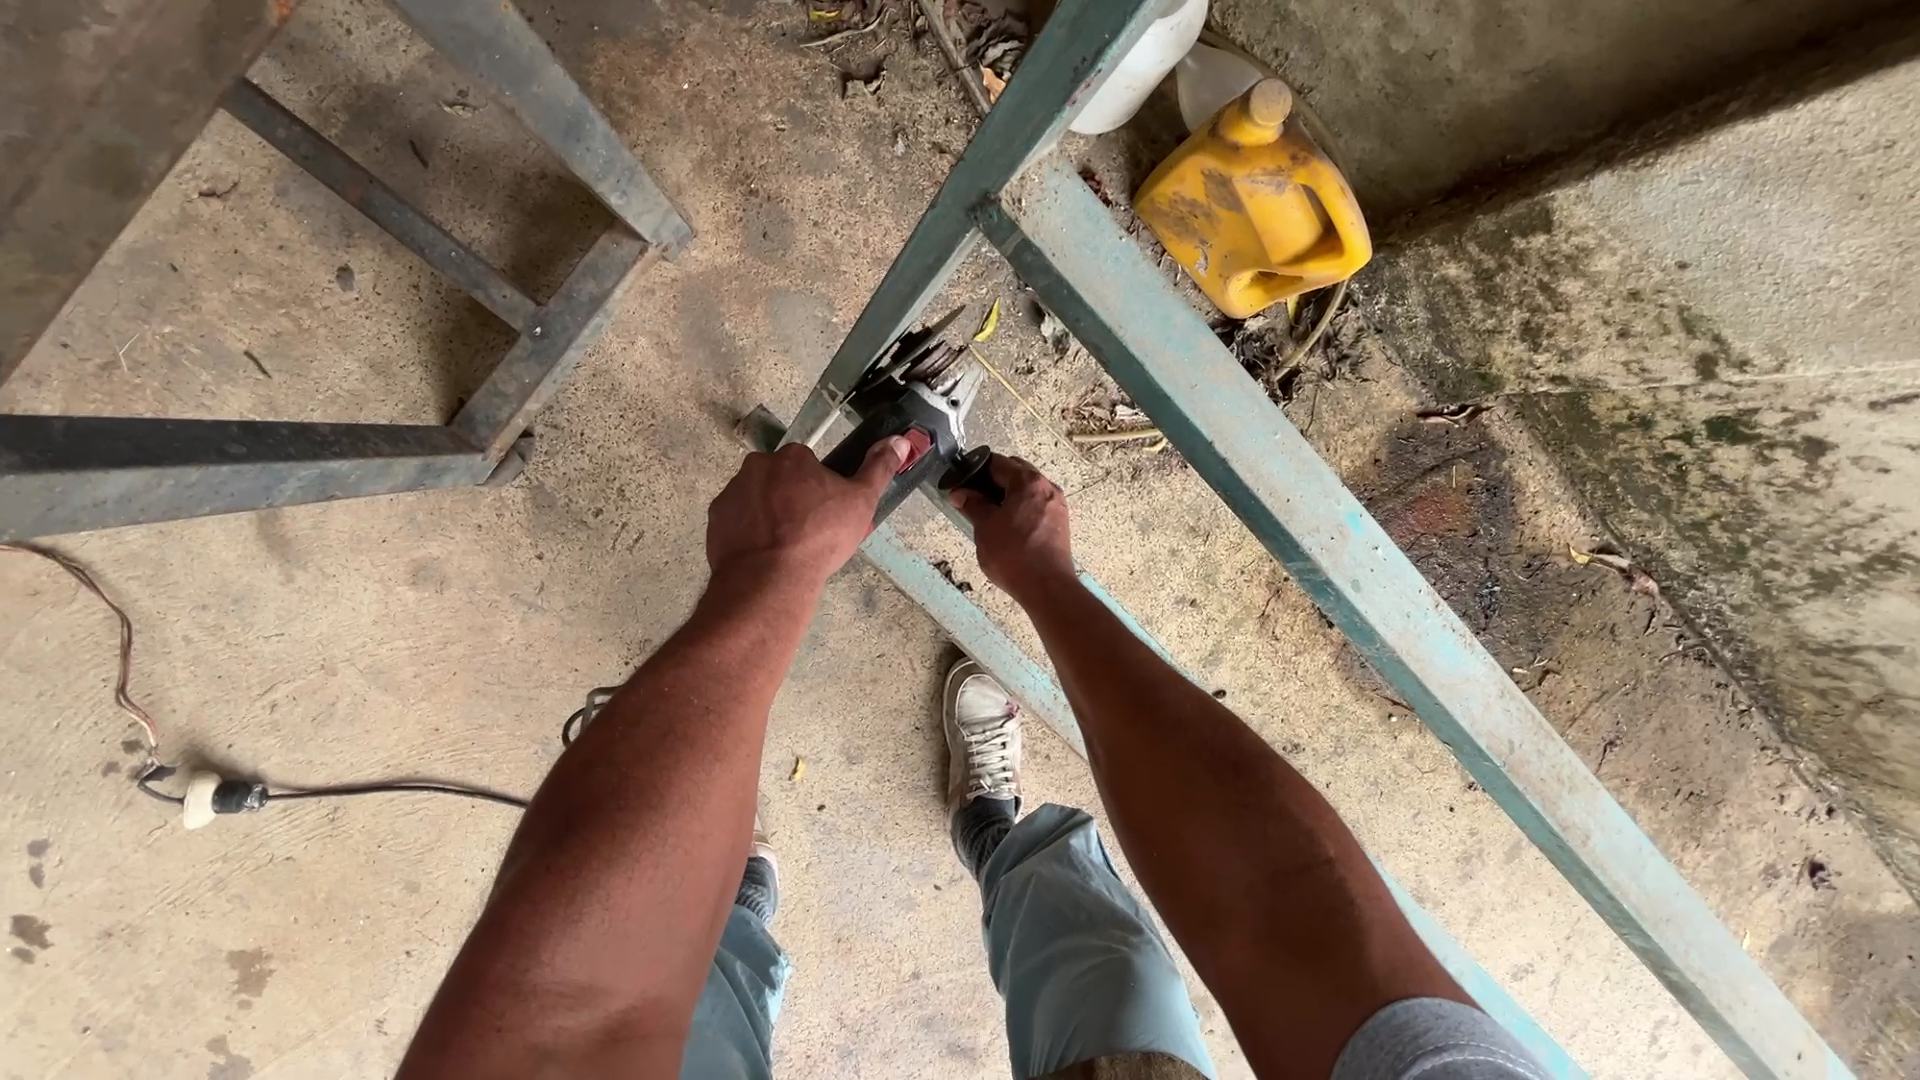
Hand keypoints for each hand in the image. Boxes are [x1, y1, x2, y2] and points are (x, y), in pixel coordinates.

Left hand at [706, 438, 906, 589]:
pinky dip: (749, 534)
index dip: (819, 490)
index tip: (826, 513)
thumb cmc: (819, 538)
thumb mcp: (861, 503)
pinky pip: (737, 521)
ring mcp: (732, 492)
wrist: (769, 578)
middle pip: (780, 479)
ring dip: (769, 516)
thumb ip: (879, 469)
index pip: (808, 465)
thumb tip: (899, 442)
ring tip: (786, 548)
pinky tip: (765, 555)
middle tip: (808, 532)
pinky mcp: (716, 520)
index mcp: (793, 457)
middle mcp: (757, 466)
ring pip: (757, 499)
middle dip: (792, 500)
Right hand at [948, 454, 1074, 604]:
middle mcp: (1047, 488)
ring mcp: (1056, 505)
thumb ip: (972, 504)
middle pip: (1016, 472)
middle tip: (973, 496)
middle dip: (993, 480)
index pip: (997, 462)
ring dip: (1008, 494)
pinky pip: (1036, 505)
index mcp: (1028, 482)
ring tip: (988, 512)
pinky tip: (1007, 524)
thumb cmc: (1015, 555)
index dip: (975, 469)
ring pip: (1027, 489)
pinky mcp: (1059, 523)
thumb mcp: (985, 527)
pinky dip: (1021, 507)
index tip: (961, 481)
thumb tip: (961, 493)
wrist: (1047, 587)